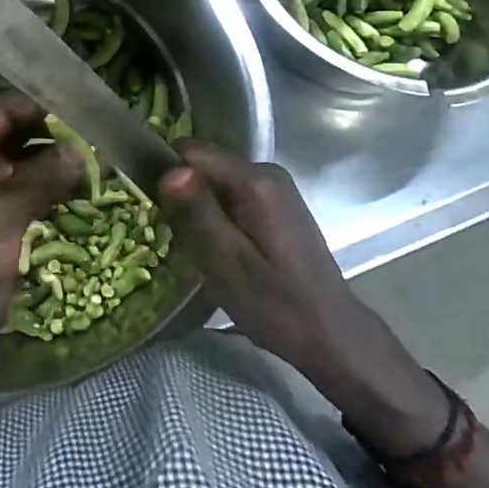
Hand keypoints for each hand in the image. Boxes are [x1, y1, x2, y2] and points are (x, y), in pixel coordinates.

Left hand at [0, 94, 80, 342]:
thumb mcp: (2, 210)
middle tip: (100, 130)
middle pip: (20, 131)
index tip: (82, 105)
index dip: (40, 103)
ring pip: (32, 160)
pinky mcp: (7, 215)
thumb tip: (87, 149)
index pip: (3, 109)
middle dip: (57, 131)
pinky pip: (37, 187)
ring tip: (104, 155)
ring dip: (63, 158)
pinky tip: (91, 183)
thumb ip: (44, 175)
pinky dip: (60, 183)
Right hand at [159, 143, 442, 442]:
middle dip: (183, 195)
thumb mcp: (227, 264)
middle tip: (177, 239)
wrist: (333, 336)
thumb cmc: (277, 305)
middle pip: (203, 165)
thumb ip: (197, 213)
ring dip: (199, 208)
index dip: (166, 173)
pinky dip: (217, 216)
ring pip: (215, 181)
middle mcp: (266, 171)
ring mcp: (275, 187)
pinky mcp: (277, 203)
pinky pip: (231, 195)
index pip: (190, 151)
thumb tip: (170, 170)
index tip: (155, 210)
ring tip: (198, 249)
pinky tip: (222, 250)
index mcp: (254, 180)